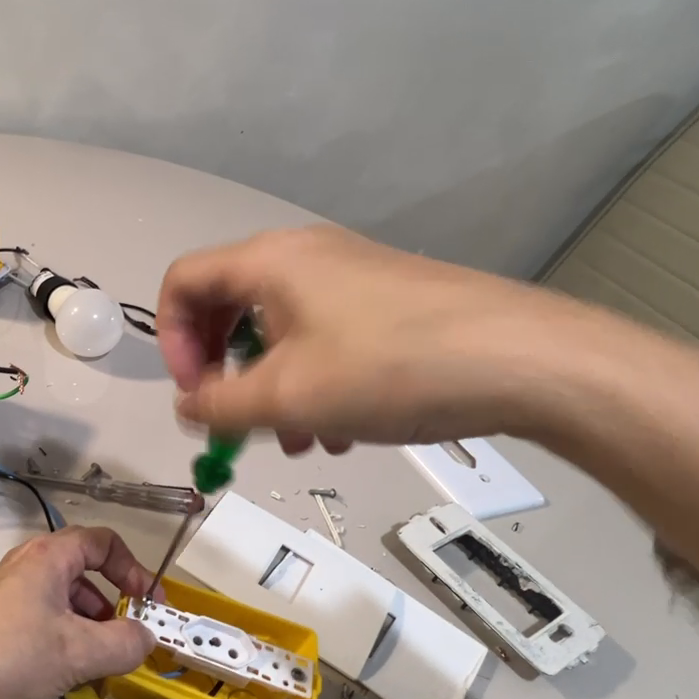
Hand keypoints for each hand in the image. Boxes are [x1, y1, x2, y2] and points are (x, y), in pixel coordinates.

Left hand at [0, 525, 157, 698]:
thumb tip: (147, 638)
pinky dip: (67, 638)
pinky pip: (46, 618)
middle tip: (128, 638)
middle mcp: (29, 565)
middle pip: (85, 570)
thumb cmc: (13, 657)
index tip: (150, 604)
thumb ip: (125, 643)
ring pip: (66, 599)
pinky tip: (69, 674)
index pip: (104, 542)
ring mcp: (10, 592)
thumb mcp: (80, 652)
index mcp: (50, 556)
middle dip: (113, 604)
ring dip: (91, 626)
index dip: (134, 569)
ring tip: (101, 664)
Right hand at [157, 224, 581, 452]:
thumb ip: (217, 405)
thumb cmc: (388, 369)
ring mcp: (350, 275)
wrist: (528, 360)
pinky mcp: (388, 299)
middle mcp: (303, 256)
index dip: (169, 340)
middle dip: (221, 369)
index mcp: (267, 261)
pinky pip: (324, 336)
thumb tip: (186, 406)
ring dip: (270, 387)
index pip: (182, 283)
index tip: (194, 392)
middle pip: (227, 306)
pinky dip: (314, 381)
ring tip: (296, 442)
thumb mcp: (287, 397)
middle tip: (234, 418)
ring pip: (279, 329)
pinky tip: (342, 431)